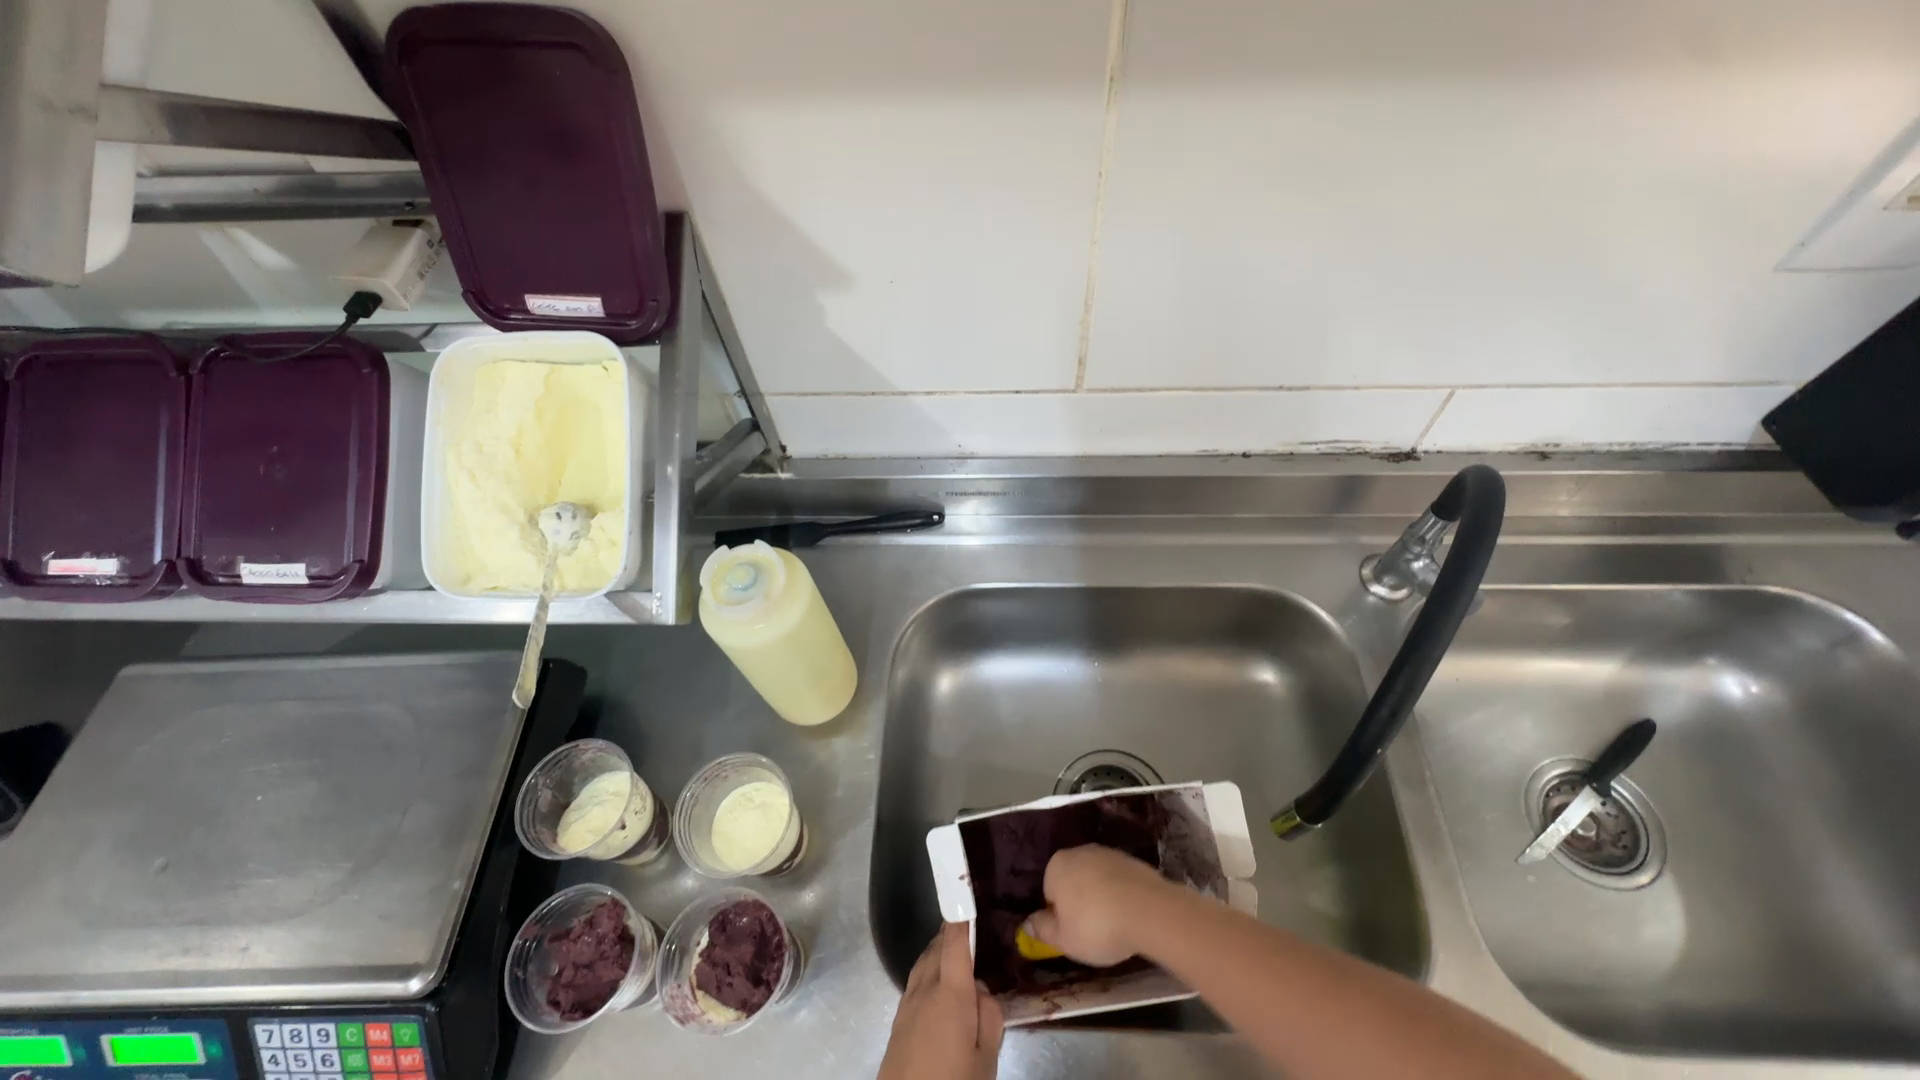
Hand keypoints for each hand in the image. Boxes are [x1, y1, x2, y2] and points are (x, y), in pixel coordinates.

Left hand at [879, 921, 1004, 1079]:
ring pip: (923, 965)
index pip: (955, 941)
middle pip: (936, 949)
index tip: (964, 890)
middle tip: (972, 929)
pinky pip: (916, 985)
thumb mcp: (986, 1056)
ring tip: (959, 958)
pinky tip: (942, 992)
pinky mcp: (898, 1023)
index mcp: (950, 992)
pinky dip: (930, 975)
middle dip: (952, 934)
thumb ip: (990, 1017)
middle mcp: (924, 989)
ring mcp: (906, 1005)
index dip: (961, 915)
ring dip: (938, 954)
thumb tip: (982, 991)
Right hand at [1022, 844, 1173, 966]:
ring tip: (1114, 925)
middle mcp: (1081, 851)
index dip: (1059, 915)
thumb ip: (1042, 929)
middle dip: (1079, 902)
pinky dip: (1121, 894)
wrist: (1150, 911)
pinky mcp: (1134, 861)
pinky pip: (1119, 881)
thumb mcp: (1063, 939)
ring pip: (1097, 879)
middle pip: (1073, 881)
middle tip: (1090, 931)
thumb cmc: (1097, 926)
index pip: (1048, 891)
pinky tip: (1130, 915)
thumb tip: (1027, 924)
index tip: (1072, 932)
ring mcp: (1110, 853)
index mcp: (1057, 865)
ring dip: (1101, 897)